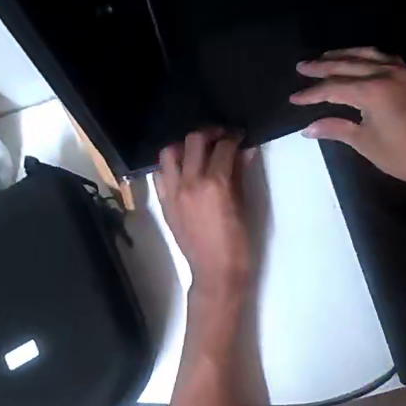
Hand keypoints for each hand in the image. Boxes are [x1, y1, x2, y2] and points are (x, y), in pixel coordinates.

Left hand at [156, 128, 254, 298]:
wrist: (215, 271)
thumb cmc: (237, 242)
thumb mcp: (244, 206)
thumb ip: (240, 175)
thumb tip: (245, 151)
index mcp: (215, 183)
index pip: (223, 147)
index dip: (234, 138)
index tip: (240, 137)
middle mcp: (190, 182)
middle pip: (195, 141)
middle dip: (210, 134)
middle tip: (222, 137)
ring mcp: (173, 192)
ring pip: (170, 152)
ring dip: (185, 146)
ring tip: (199, 151)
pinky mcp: (164, 202)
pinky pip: (161, 174)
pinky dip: (171, 166)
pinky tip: (184, 170)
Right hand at [291, 47, 405, 194]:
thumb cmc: (403, 156)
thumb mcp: (365, 143)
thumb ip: (337, 128)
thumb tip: (308, 128)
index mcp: (372, 90)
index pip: (333, 87)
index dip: (312, 93)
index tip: (294, 97)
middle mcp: (386, 73)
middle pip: (347, 65)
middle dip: (322, 66)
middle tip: (301, 66)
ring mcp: (402, 73)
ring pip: (367, 56)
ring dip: (344, 56)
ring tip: (325, 58)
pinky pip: (385, 59)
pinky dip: (367, 58)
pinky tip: (359, 62)